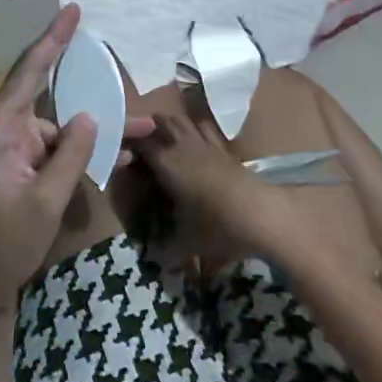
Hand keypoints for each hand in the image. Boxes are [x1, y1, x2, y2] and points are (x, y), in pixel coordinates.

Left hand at [0, 4, 153, 294]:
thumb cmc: (8, 239)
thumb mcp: (46, 199)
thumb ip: (71, 154)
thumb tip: (92, 116)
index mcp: (0, 130)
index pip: (28, 74)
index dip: (52, 40)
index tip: (71, 11)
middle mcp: (9, 130)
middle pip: (48, 91)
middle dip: (81, 75)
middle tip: (102, 45)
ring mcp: (22, 147)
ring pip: (66, 123)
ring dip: (101, 126)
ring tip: (143, 125)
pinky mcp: (32, 163)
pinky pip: (66, 145)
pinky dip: (92, 147)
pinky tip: (126, 151)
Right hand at [131, 110, 301, 262]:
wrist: (260, 214)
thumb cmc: (216, 224)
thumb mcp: (187, 242)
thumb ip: (168, 250)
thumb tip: (157, 262)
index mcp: (166, 162)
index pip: (140, 141)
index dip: (128, 140)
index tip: (120, 148)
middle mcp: (183, 146)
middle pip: (162, 121)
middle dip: (149, 126)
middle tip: (141, 141)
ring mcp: (206, 144)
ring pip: (184, 120)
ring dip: (173, 122)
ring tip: (166, 135)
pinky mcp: (225, 149)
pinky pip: (207, 129)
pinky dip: (197, 128)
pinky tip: (196, 138)